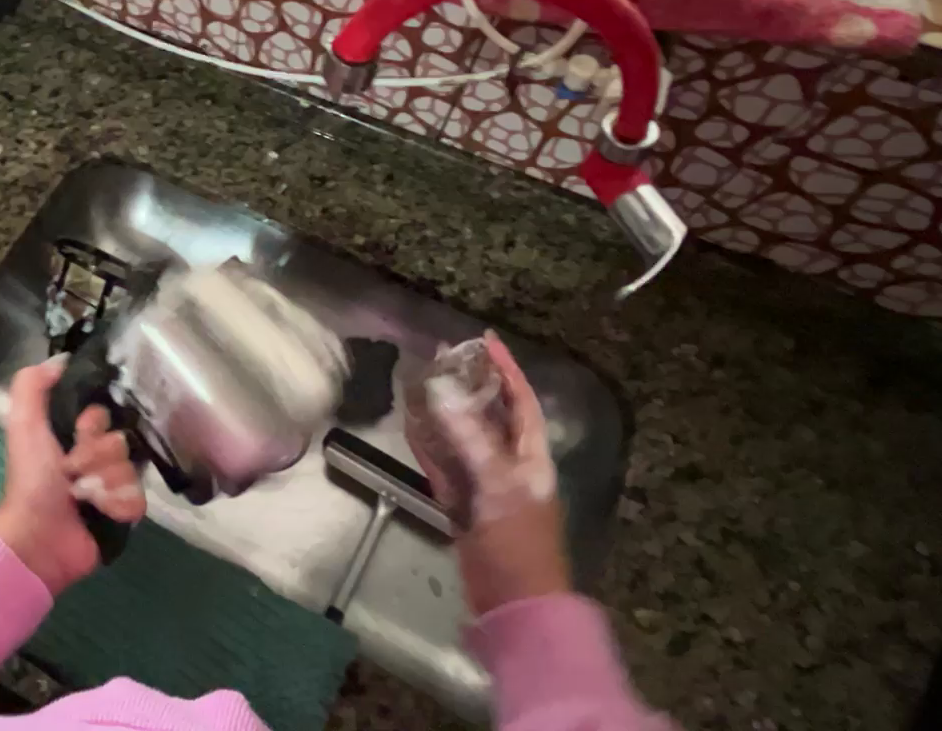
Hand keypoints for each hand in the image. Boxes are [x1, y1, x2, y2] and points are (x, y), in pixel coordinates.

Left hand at [0, 356, 144, 595]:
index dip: (94, 423)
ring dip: (105, 482)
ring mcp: (111, 485)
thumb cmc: (32, 478)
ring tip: (83, 495)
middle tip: (74, 470)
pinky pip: (138, 498)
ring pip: (131, 468)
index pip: (106, 414)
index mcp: (73, 435)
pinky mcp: (123, 513)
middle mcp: (95, 456)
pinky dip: (117, 505)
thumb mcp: (24, 424)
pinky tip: (99, 512)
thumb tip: (62, 359)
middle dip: (99, 455)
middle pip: (121, 440)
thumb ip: (32, 385)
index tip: (78, 433)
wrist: (38, 536)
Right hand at [411, 332, 571, 615]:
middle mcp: (508, 461)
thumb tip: (444, 396)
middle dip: (468, 383)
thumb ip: (470, 439)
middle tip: (442, 356)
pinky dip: (427, 443)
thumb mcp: (497, 485)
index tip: (485, 340)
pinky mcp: (462, 500)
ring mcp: (483, 481)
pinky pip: (442, 462)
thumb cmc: (517, 540)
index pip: (520, 400)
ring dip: (442, 410)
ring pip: (460, 435)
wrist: (513, 602)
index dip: (506, 368)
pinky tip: (410, 423)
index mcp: (530, 455)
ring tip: (421, 381)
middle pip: (488, 412)